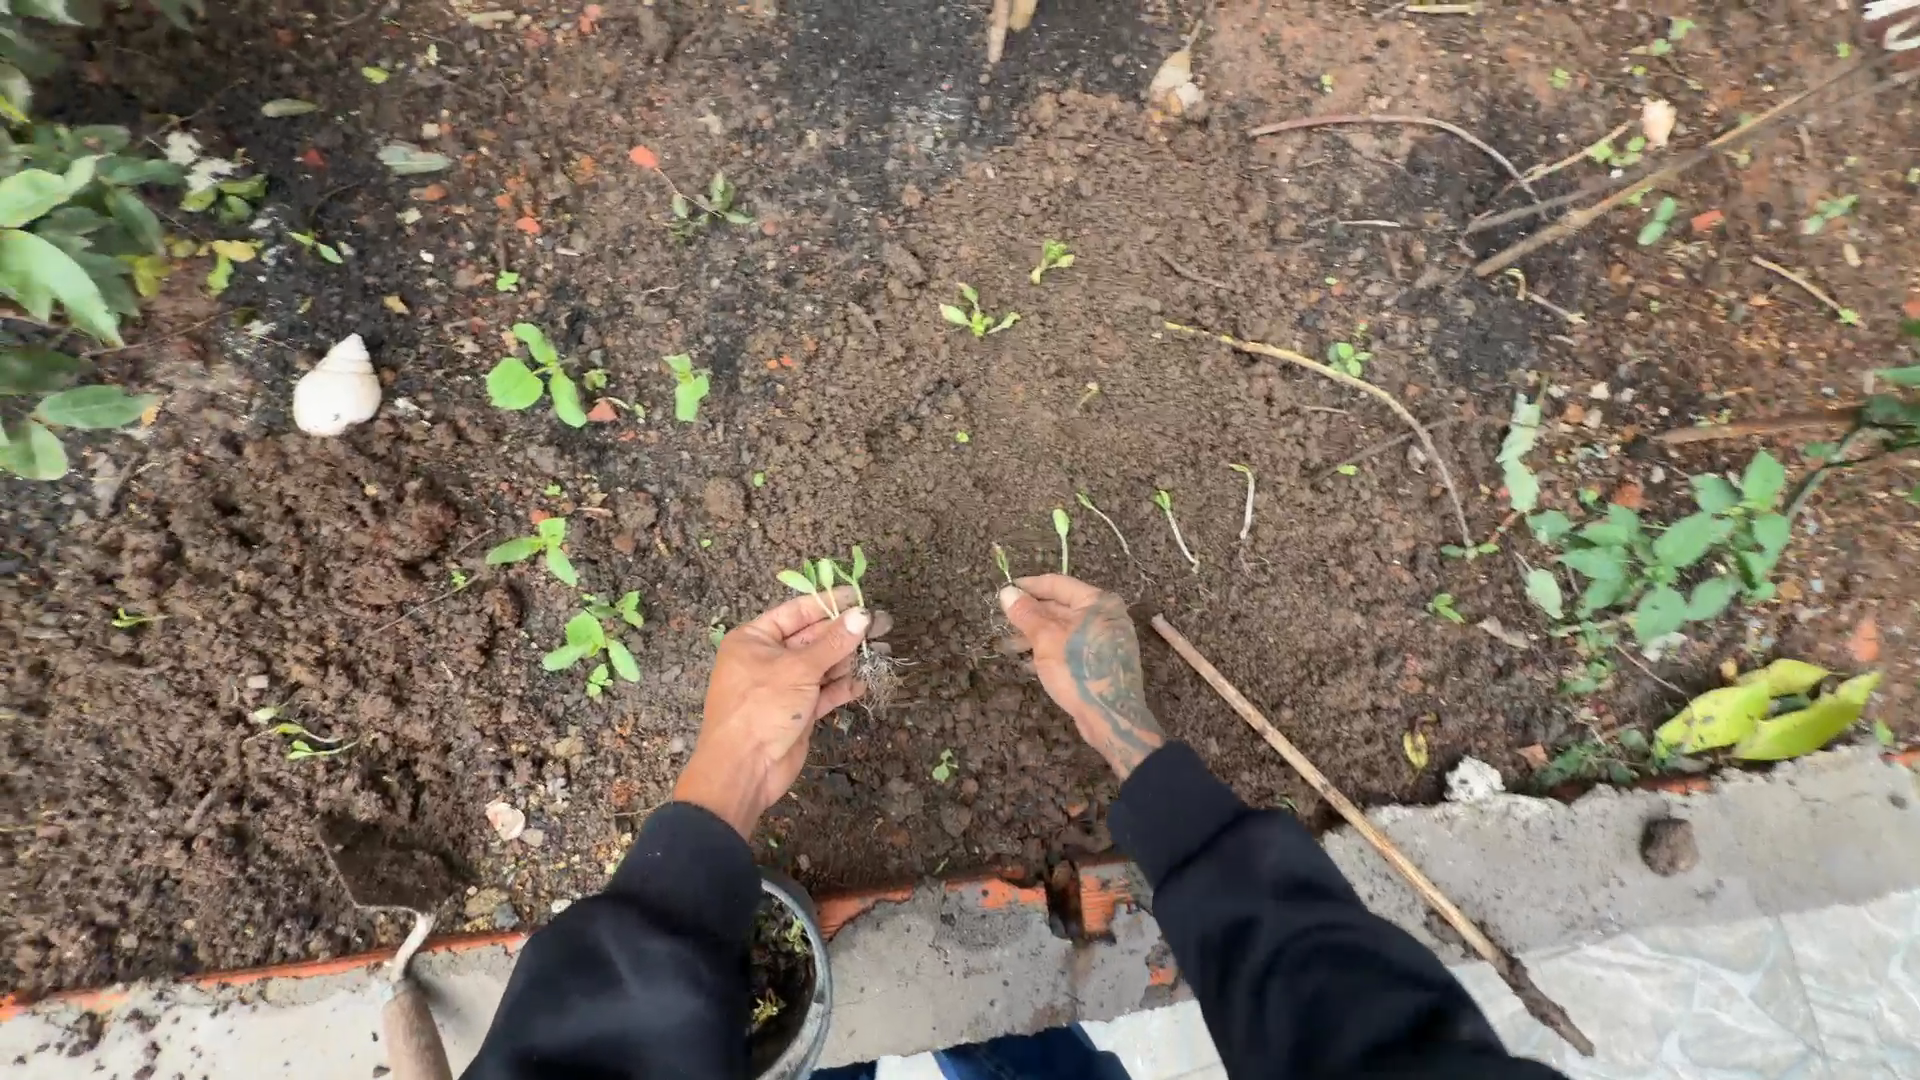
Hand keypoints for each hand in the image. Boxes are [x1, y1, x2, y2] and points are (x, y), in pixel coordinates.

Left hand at [674, 587, 881, 838]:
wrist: (743, 770)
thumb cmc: (761, 708)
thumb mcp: (799, 669)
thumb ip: (834, 642)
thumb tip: (863, 615)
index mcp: (754, 639)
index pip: (796, 612)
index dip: (827, 603)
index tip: (858, 596)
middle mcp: (768, 658)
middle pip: (812, 638)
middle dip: (844, 633)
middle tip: (881, 623)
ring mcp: (783, 686)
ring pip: (821, 665)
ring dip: (848, 660)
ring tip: (881, 650)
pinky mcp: (798, 710)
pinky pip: (824, 691)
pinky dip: (842, 686)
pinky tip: (864, 681)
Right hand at [998, 575, 1164, 779]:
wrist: (1109, 716)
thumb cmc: (1078, 669)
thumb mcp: (1046, 637)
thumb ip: (1026, 613)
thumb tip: (1007, 592)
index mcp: (1098, 602)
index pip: (1057, 583)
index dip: (1029, 586)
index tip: (1005, 591)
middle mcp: (1105, 616)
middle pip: (1061, 606)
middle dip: (1031, 614)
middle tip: (1004, 620)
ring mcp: (1106, 640)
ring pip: (1064, 629)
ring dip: (1036, 635)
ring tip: (1010, 646)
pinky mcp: (1102, 663)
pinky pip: (1071, 647)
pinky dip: (1050, 650)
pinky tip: (1029, 663)